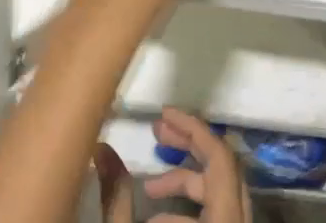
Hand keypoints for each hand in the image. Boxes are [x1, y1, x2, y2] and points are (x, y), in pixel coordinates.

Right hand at [95, 108, 251, 222]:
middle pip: (225, 169)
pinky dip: (193, 205)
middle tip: (157, 131)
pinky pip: (221, 213)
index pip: (221, 159)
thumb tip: (101, 149)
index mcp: (223, 220)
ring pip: (222, 193)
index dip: (193, 129)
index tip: (162, 113)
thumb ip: (117, 197)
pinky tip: (158, 215)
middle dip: (190, 145)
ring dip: (186, 179)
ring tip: (149, 184)